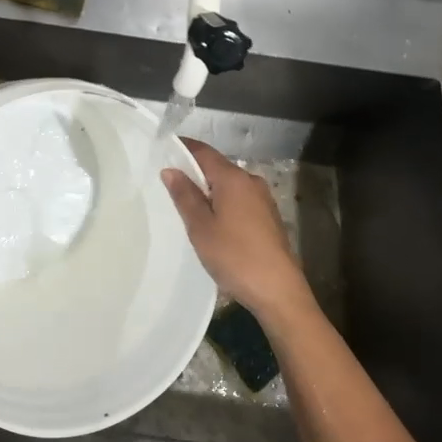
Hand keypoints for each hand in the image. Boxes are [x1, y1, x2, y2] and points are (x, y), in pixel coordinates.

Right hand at [161, 139, 309, 319]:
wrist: (279, 292)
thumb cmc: (235, 256)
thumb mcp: (201, 227)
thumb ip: (185, 195)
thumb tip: (171, 170)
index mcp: (233, 178)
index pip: (203, 151)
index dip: (182, 148)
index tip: (162, 151)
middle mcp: (251, 181)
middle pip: (217, 167)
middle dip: (194, 171)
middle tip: (169, 184)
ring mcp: (263, 200)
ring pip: (229, 185)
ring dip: (209, 190)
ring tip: (189, 206)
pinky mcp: (269, 218)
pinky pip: (240, 200)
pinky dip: (223, 203)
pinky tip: (214, 222)